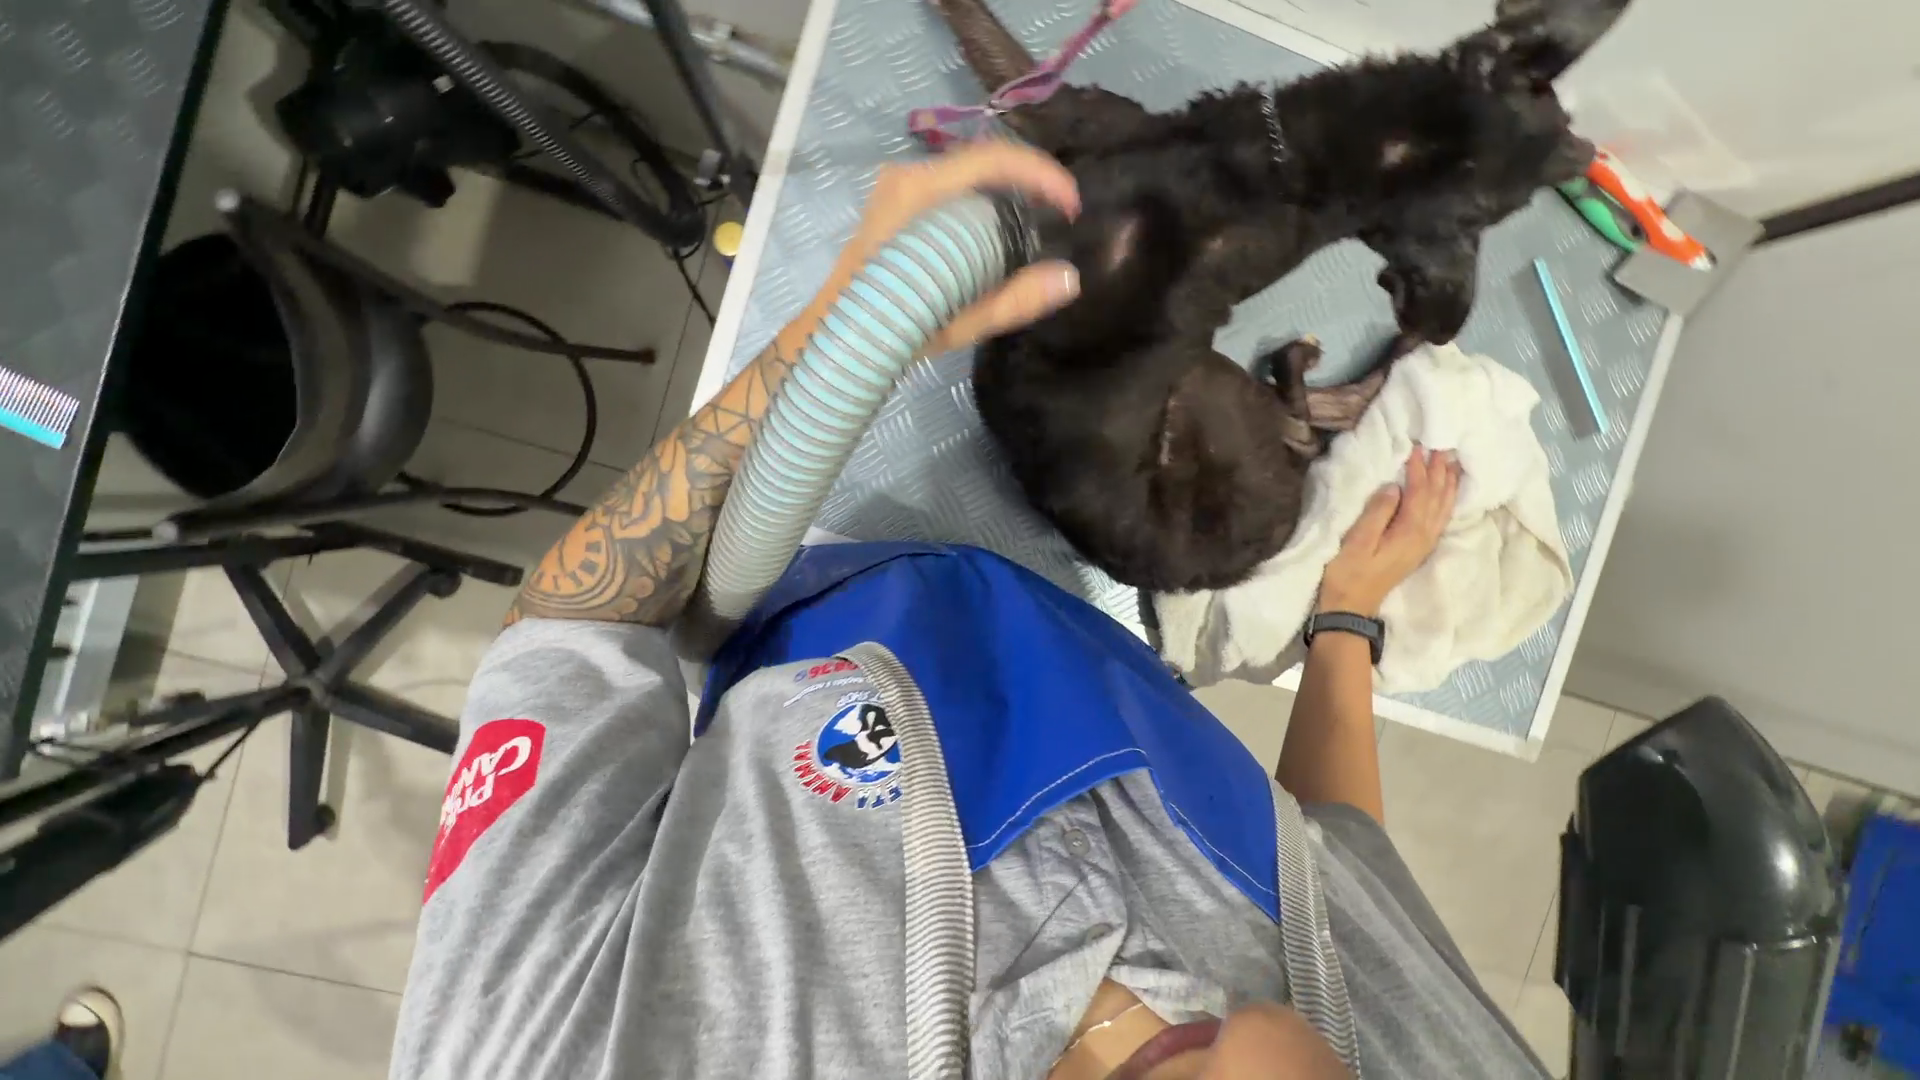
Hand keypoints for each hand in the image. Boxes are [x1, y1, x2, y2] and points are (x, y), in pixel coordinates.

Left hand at [808, 141, 1082, 353]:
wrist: (835, 336)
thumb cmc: (891, 330)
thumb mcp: (956, 322)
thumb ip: (1013, 300)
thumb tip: (1069, 279)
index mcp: (919, 194)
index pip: (992, 159)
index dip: (1041, 174)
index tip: (1070, 205)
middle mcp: (907, 177)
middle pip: (982, 162)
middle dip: (1027, 186)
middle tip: (1057, 220)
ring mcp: (898, 186)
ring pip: (967, 175)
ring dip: (1005, 195)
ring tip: (1035, 227)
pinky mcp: (895, 200)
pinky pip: (951, 189)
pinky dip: (982, 204)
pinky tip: (997, 234)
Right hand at [1318, 445, 1460, 617]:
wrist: (1351, 608)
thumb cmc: (1347, 574)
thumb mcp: (1356, 542)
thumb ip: (1377, 512)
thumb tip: (1395, 487)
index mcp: (1409, 532)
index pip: (1419, 492)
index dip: (1419, 469)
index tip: (1417, 446)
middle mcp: (1423, 536)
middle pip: (1438, 498)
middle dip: (1441, 472)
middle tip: (1444, 447)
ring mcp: (1423, 544)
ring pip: (1443, 508)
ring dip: (1448, 484)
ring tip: (1452, 463)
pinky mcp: (1417, 549)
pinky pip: (1439, 518)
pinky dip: (1445, 501)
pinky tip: (1445, 493)